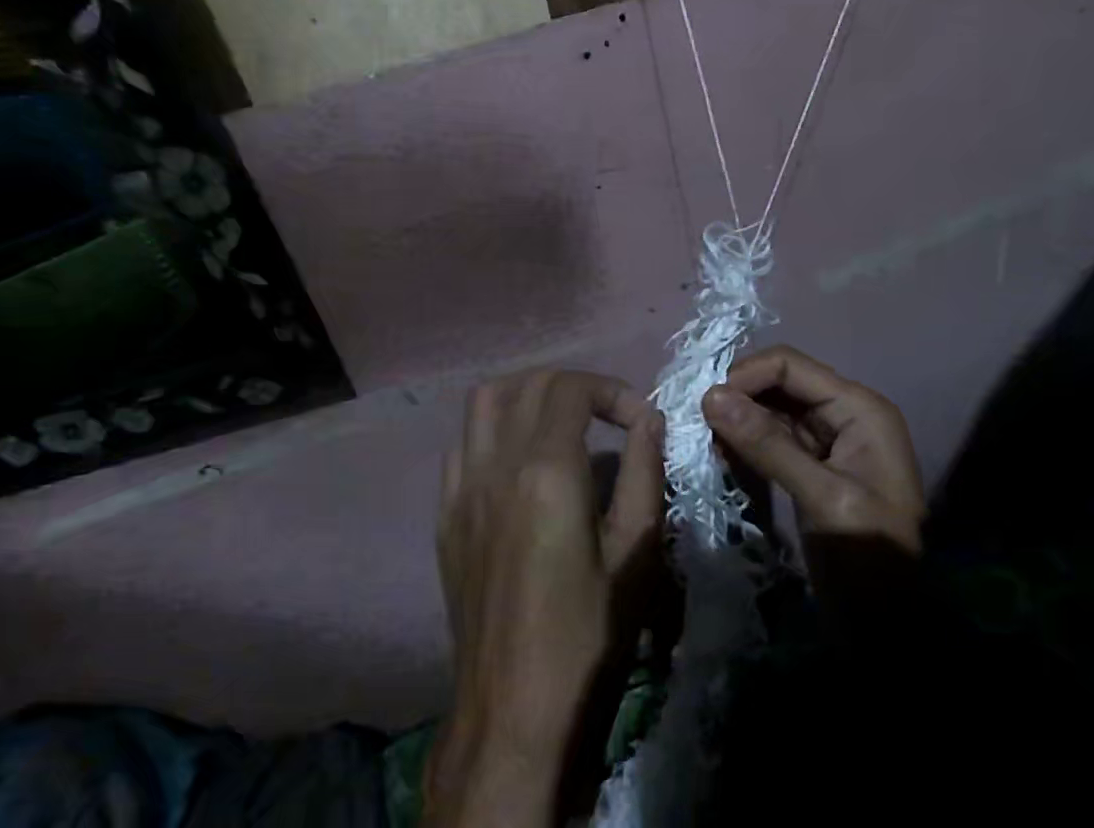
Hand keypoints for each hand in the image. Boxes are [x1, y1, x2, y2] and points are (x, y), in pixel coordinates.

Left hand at [427, 369, 664, 827]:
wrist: (512, 708)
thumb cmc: (588, 638)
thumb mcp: (635, 557)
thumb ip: (643, 474)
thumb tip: (649, 419)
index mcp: (544, 471)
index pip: (568, 389)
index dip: (610, 390)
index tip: (639, 420)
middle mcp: (494, 464)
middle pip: (524, 384)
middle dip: (571, 386)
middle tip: (605, 415)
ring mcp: (460, 487)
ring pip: (482, 402)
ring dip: (523, 394)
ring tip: (559, 422)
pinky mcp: (444, 513)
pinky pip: (462, 443)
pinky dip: (492, 429)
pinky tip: (517, 462)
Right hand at [702, 346, 924, 559]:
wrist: (889, 625)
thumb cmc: (867, 558)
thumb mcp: (822, 497)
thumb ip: (767, 443)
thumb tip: (709, 396)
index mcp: (859, 410)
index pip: (790, 367)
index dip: (744, 376)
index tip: (705, 406)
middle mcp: (844, 414)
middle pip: (777, 383)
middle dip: (736, 397)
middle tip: (698, 425)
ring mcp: (826, 440)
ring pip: (767, 409)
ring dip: (735, 420)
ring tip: (705, 443)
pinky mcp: (808, 465)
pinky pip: (768, 437)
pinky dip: (742, 442)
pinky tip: (719, 456)